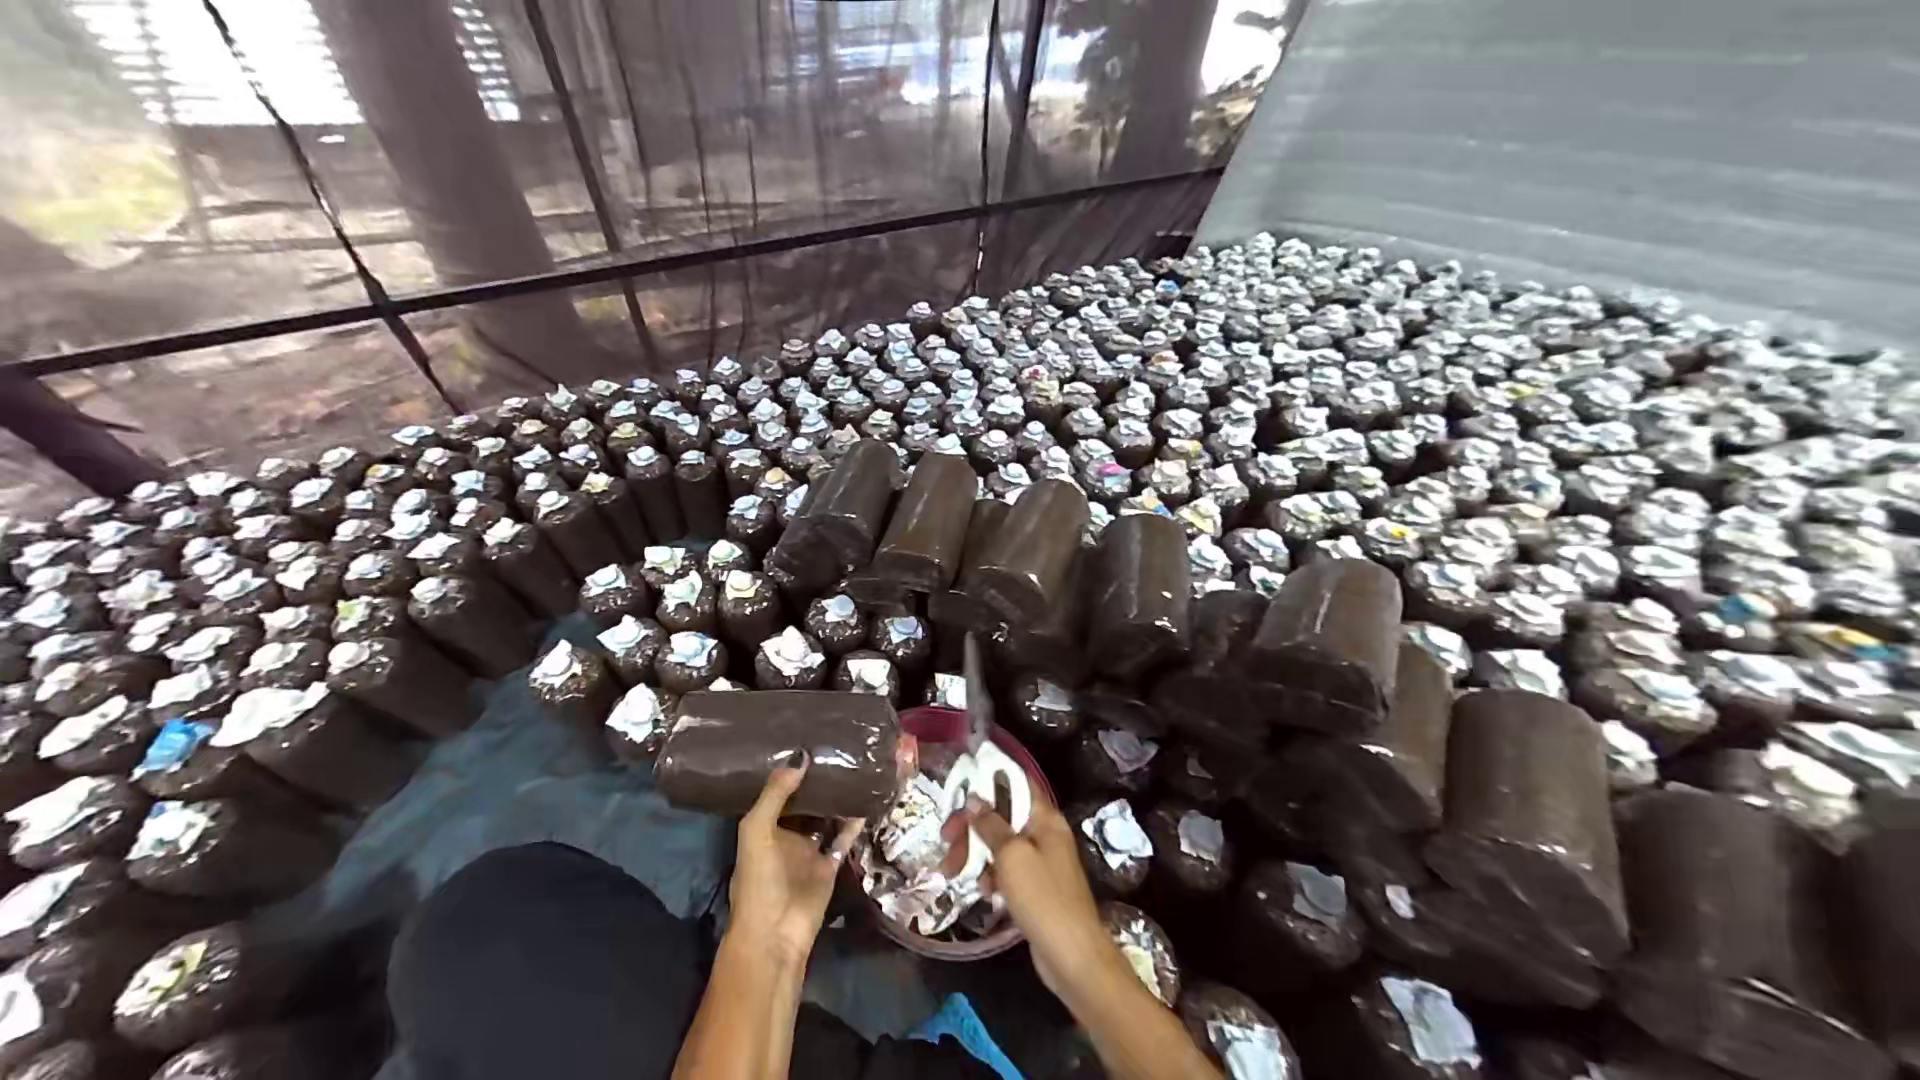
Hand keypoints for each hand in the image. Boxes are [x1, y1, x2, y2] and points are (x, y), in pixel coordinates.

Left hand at [728, 760, 862, 964]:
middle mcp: (788, 834)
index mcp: (764, 825)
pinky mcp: (830, 865)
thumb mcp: (757, 829)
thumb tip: (802, 755)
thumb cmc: (759, 878)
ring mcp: (810, 850)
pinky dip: (855, 821)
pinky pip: (844, 837)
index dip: (792, 768)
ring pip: (827, 817)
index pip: (779, 790)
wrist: (775, 933)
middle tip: (841, 748)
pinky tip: (869, 799)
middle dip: (819, 780)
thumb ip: (776, 793)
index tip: (811, 740)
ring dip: (838, 798)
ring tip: (858, 767)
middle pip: (806, 802)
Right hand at [967, 796, 1128, 1001]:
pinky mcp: (1034, 887)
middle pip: (1002, 815)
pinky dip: (990, 874)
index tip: (960, 787)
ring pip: (1000, 844)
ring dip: (975, 852)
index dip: (989, 780)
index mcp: (1046, 818)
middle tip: (945, 837)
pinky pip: (1006, 869)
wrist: (1072, 956)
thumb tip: (976, 801)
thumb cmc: (1043, 897)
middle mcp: (1045, 833)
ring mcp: (1040, 861)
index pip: (1017, 784)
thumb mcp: (1012, 856)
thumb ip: (992, 824)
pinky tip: (980, 888)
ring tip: (951, 870)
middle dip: (972, 824)